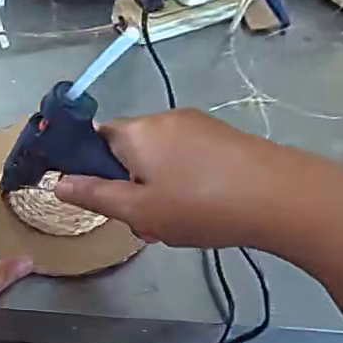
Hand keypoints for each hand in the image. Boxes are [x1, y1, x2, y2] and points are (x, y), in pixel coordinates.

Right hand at [52, 109, 342, 251]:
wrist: (285, 199)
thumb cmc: (200, 205)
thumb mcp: (136, 210)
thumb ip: (93, 195)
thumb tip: (57, 182)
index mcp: (136, 131)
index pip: (93, 137)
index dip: (86, 166)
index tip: (94, 197)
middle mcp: (164, 119)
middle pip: (125, 149)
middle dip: (124, 185)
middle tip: (138, 220)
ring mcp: (198, 126)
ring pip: (154, 158)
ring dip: (151, 189)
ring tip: (169, 223)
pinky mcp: (223, 139)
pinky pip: (182, 159)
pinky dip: (178, 183)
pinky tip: (195, 211)